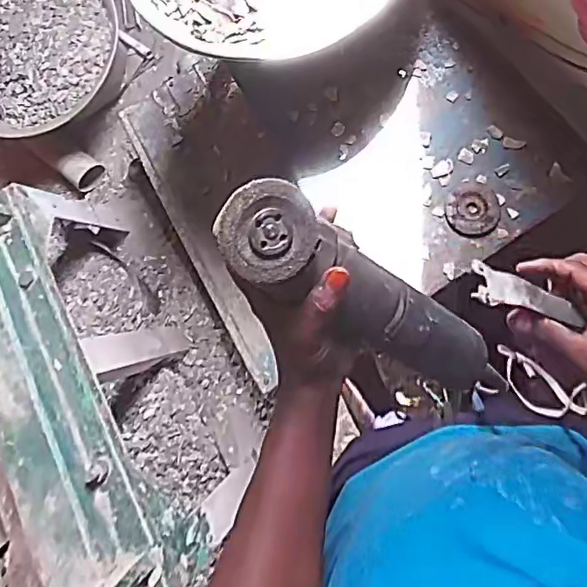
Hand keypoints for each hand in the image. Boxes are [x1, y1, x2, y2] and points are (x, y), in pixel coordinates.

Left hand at [252, 208, 355, 395]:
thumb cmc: (304, 361)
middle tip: (301, 205)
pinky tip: (344, 239)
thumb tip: (337, 275)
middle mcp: (274, 284)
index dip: (246, 226)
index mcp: (261, 289)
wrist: (320, 382)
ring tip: (325, 214)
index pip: (242, 250)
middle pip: (273, 245)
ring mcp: (294, 287)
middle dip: (288, 223)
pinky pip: (320, 263)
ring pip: (298, 252)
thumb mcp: (311, 329)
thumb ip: (322, 304)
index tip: (258, 207)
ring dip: (312, 233)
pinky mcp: (315, 292)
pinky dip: (331, 249)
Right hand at [505, 253, 586, 426]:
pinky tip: (562, 321)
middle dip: (554, 274)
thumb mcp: (581, 356)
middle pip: (583, 268)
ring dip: (564, 290)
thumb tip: (519, 318)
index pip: (575, 268)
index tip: (524, 270)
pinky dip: (574, 304)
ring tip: (544, 306)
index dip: (545, 266)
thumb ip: (545, 332)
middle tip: (532, 285)